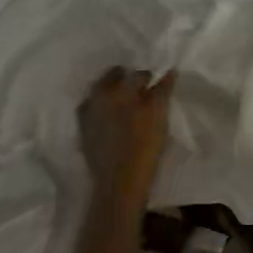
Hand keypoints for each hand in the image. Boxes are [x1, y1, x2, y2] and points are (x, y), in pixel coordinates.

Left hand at [76, 68, 174, 203]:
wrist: (120, 182)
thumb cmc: (144, 143)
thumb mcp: (159, 113)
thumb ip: (163, 89)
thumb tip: (168, 70)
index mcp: (117, 88)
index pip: (137, 74)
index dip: (149, 78)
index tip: (156, 86)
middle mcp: (97, 96)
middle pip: (112, 79)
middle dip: (126, 81)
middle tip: (142, 94)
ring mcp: (87, 115)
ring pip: (101, 95)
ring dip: (114, 95)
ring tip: (129, 107)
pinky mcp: (83, 132)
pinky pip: (94, 112)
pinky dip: (104, 111)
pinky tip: (114, 121)